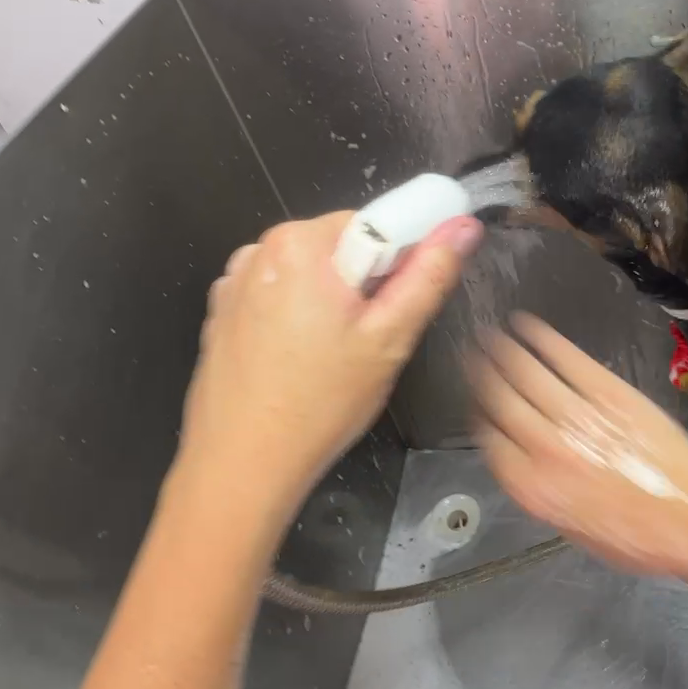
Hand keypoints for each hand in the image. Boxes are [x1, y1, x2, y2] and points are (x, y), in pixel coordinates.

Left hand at [179, 210, 481, 507]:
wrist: (240, 466)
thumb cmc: (321, 402)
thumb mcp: (390, 338)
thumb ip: (430, 275)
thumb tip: (464, 226)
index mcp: (300, 243)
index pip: (372, 222)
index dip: (397, 261)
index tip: (399, 305)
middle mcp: (259, 249)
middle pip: (338, 247)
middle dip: (363, 285)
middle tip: (371, 339)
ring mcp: (234, 282)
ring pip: (309, 274)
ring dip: (330, 301)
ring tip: (333, 357)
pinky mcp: (222, 313)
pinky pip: (277, 296)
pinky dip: (295, 317)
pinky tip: (298, 362)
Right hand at [469, 313, 687, 576]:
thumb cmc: (637, 537)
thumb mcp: (574, 532)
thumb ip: (541, 495)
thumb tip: (526, 465)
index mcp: (532, 488)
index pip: (489, 441)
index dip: (478, 416)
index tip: (475, 402)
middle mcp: (545, 448)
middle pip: (500, 400)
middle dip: (480, 374)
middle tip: (470, 353)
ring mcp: (575, 415)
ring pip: (525, 373)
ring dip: (502, 350)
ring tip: (490, 334)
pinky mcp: (605, 390)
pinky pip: (564, 358)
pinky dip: (542, 339)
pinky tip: (526, 325)